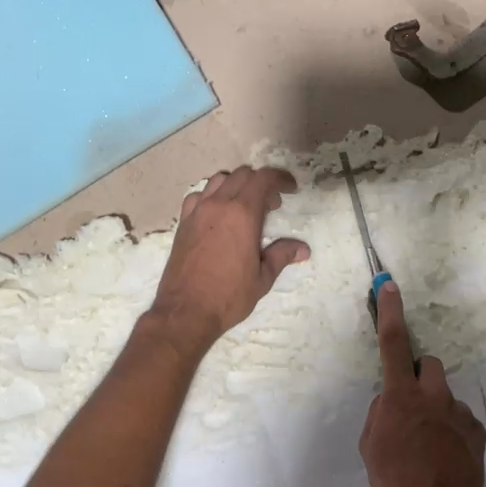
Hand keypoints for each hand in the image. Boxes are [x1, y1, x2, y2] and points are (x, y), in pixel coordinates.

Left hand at [144, 167, 309, 354]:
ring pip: (219, 180)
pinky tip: (217, 215)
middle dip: (261, 183)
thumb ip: (282, 256)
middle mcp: (218, 205)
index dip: (281, 178)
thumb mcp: (262, 278)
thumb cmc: (228, 297)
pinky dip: (212, 196)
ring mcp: (197, 211)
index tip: (290, 189)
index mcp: (242, 214)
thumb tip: (303, 249)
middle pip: (243, 175)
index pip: (264, 179)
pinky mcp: (183, 222)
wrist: (186, 311)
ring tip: (244, 206)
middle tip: (271, 205)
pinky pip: (198, 195)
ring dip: (236, 185)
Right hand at [359, 282, 485, 486]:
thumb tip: (388, 404)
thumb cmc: (395, 480)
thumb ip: (379, 417)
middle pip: (428, 365)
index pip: (393, 345)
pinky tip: (444, 455)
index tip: (389, 285)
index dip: (390, 313)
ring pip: (444, 395)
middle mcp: (432, 396)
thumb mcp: (370, 447)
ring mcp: (457, 411)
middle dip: (418, 376)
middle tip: (409, 404)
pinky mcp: (475, 429)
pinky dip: (450, 430)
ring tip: (427, 441)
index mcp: (400, 397)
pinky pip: (459, 418)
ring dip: (434, 407)